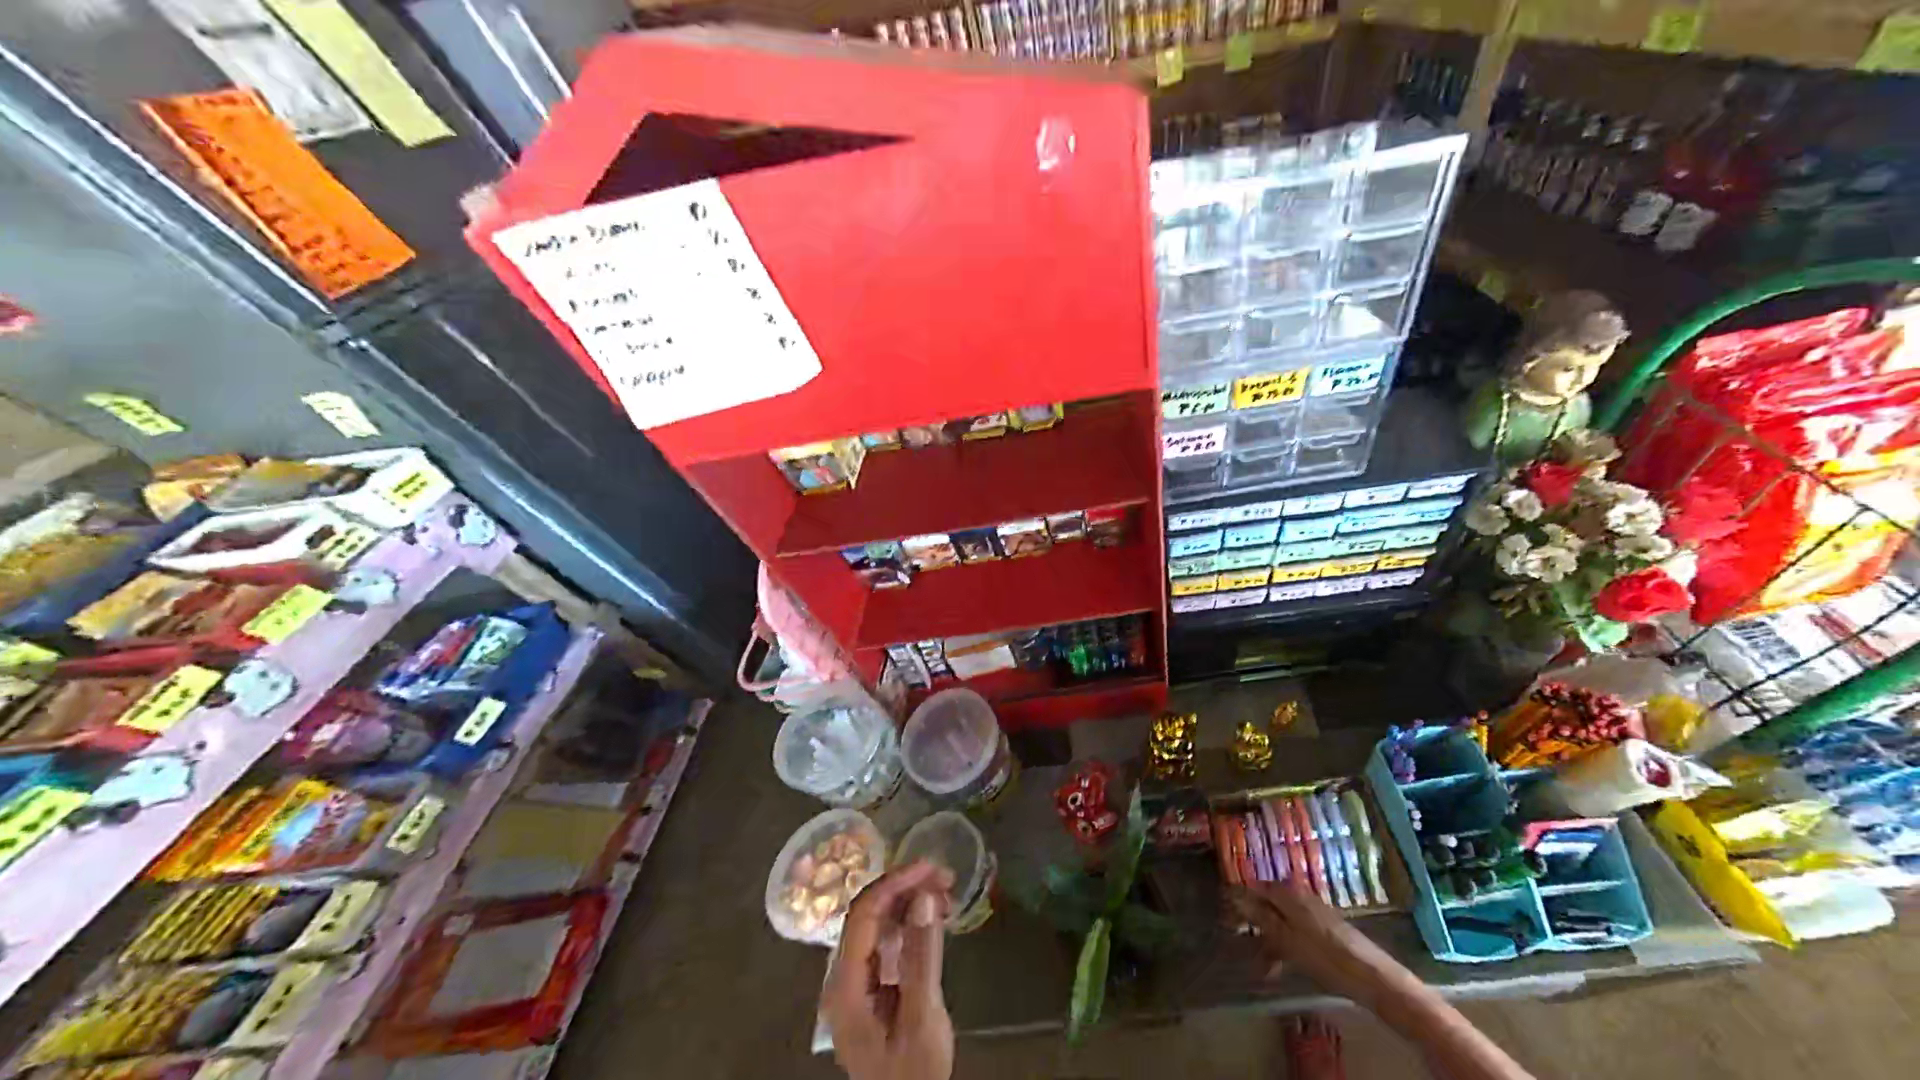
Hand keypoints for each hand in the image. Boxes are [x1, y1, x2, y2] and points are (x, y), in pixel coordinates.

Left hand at [823, 861, 955, 1079]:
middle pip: (867, 915)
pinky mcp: (870, 988)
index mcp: (844, 986)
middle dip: (903, 887)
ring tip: (944, 890)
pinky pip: (885, 943)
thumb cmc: (913, 1074)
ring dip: (908, 902)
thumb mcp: (922, 1017)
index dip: (893, 884)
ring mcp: (855, 982)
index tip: (928, 868)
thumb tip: (924, 897)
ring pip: (876, 925)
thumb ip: (922, 955)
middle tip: (943, 875)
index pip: (862, 916)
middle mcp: (842, 977)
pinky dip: (908, 924)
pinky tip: (932, 915)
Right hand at [1229, 882, 1419, 1007]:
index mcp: (1286, 891)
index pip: (1252, 887)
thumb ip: (1259, 915)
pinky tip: (1284, 965)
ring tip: (1265, 969)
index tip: (1226, 919)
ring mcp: (1313, 909)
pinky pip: (1296, 929)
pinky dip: (1286, 945)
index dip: (1237, 902)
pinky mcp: (1324, 925)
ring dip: (1270, 941)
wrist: (1373, 977)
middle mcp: (1298, 893)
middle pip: (1267, 903)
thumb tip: (1233, 894)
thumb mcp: (1285, 938)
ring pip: (1281, 919)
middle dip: (1254, 925)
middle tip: (1243, 945)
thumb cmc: (1324, 956)